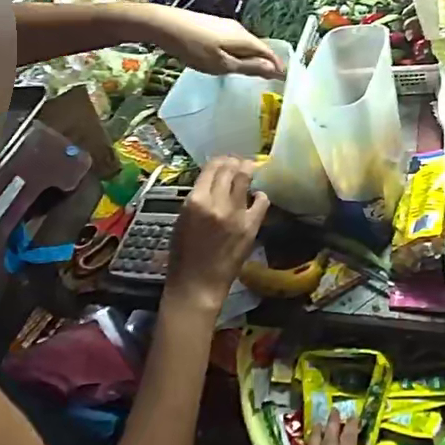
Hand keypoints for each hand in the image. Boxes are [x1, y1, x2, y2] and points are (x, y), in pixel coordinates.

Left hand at [137, 4, 283, 78]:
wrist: (166, 24)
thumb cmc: (194, 48)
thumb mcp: (222, 64)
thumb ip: (248, 66)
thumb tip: (274, 70)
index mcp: (245, 38)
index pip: (269, 52)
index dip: (278, 65)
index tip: (284, 79)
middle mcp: (240, 29)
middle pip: (259, 47)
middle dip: (266, 62)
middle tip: (271, 79)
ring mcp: (227, 25)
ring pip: (247, 44)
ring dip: (252, 58)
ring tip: (253, 73)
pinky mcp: (216, 26)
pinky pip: (236, 41)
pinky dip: (240, 52)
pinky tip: (233, 60)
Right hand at [165, 158, 268, 305]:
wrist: (198, 284)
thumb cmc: (183, 255)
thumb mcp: (182, 220)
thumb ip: (197, 200)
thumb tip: (211, 183)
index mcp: (195, 200)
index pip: (211, 168)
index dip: (219, 161)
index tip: (223, 160)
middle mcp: (217, 202)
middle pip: (230, 169)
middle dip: (235, 162)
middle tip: (238, 162)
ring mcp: (236, 213)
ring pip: (245, 179)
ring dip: (247, 171)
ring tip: (249, 169)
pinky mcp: (251, 226)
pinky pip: (261, 201)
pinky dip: (260, 195)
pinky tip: (257, 197)